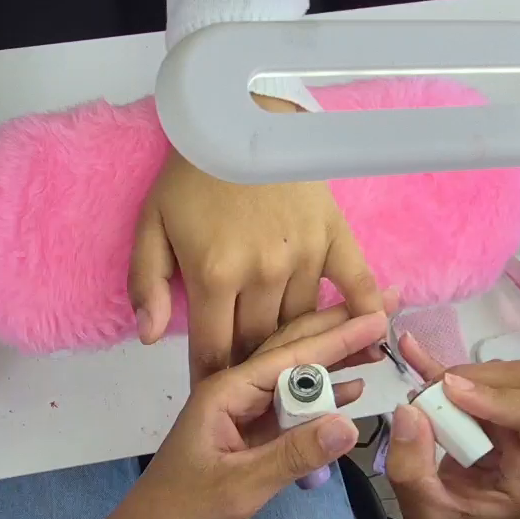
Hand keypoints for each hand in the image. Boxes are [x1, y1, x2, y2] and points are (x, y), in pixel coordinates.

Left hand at [99, 307, 387, 518]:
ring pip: (296, 375)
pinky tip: (352, 388)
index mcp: (228, 390)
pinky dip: (322, 395)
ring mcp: (243, 408)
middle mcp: (237, 389)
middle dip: (340, 330)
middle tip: (387, 308)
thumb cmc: (185, 509)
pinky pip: (291, 404)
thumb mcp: (241, 485)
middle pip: (295, 352)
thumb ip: (293, 454)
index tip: (379, 316)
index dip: (337, 336)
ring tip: (380, 341)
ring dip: (336, 360)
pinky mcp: (250, 429)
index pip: (291, 355)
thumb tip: (351, 424)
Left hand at [130, 95, 381, 381]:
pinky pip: (356, 282)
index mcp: (215, 276)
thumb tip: (151, 339)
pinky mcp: (334, 236)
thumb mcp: (151, 226)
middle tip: (255, 389)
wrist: (237, 120)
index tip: (217, 398)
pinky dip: (366, 311)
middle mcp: (263, 273)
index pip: (217, 350)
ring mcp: (304, 256)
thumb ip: (147, 284)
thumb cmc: (190, 179)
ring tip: (300, 370)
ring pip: (303, 324)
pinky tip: (372, 334)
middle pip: (261, 344)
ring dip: (299, 349)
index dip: (214, 378)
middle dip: (254, 371)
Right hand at [384, 334, 519, 518]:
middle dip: (482, 380)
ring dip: (470, 377)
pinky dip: (456, 373)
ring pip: (515, 381)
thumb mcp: (422, 510)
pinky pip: (491, 389)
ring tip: (428, 392)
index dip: (498, 397)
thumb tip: (409, 408)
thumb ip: (411, 463)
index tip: (448, 390)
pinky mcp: (510, 427)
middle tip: (434, 391)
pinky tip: (417, 352)